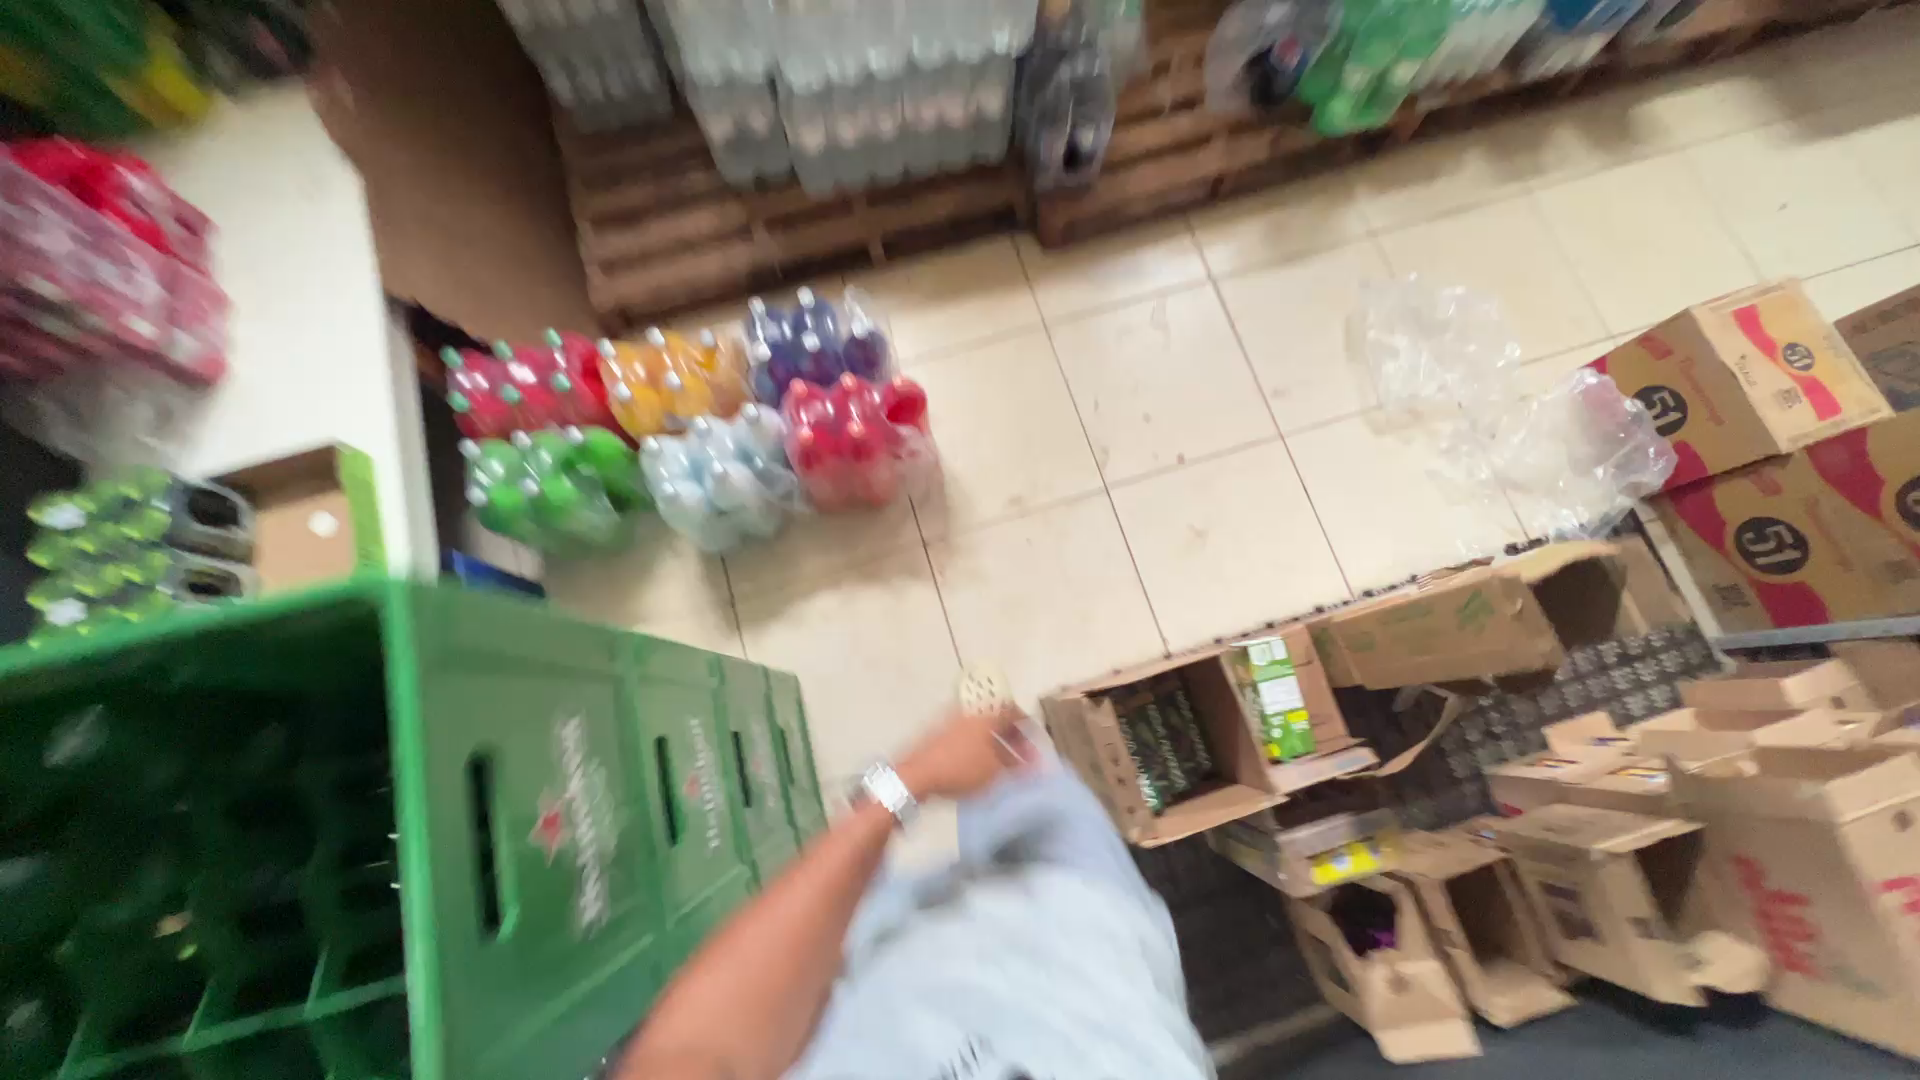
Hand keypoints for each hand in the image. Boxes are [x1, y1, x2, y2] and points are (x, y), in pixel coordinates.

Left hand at [894, 705, 1035, 801]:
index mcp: (985, 714)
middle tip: (1023, 761)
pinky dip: (980, 751)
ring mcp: (951, 723)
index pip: (1013, 710)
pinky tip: (982, 772)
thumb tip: (1037, 768)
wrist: (916, 774)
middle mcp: (969, 713)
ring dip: (997, 748)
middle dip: (1013, 741)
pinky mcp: (938, 736)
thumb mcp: (996, 773)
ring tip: (1005, 771)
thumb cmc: (960, 769)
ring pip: (981, 733)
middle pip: (997, 721)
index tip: (1035, 744)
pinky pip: (967, 740)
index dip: (1027, 727)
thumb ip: (1019, 769)